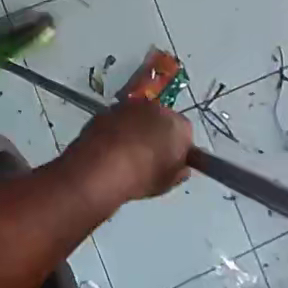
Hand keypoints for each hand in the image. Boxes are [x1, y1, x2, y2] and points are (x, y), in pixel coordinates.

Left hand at [58, 99, 192, 204]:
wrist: (103, 167)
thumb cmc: (143, 175)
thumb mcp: (169, 181)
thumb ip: (178, 170)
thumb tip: (179, 167)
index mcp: (178, 125)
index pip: (184, 132)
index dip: (177, 146)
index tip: (168, 159)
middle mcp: (155, 108)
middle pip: (160, 119)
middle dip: (155, 133)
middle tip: (147, 155)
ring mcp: (128, 106)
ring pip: (136, 116)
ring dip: (133, 129)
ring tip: (124, 153)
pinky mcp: (106, 110)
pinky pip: (116, 120)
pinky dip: (115, 129)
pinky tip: (109, 148)